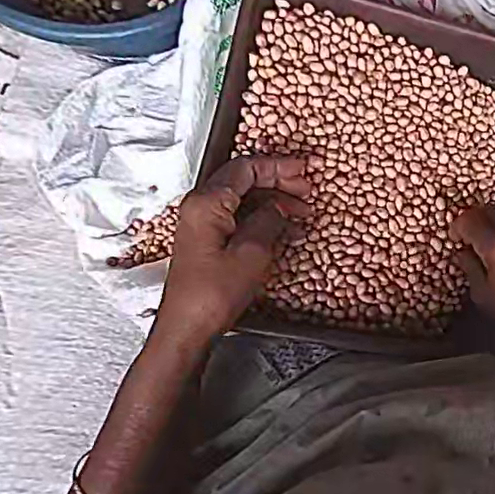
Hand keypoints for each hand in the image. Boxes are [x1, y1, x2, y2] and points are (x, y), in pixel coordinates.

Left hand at [155, 156, 312, 342]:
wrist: (187, 326)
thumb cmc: (213, 294)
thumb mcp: (252, 253)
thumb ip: (269, 220)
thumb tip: (279, 206)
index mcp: (207, 203)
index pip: (246, 168)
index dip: (279, 167)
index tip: (304, 169)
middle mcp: (200, 207)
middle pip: (244, 180)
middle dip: (279, 181)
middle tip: (307, 189)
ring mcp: (202, 223)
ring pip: (243, 198)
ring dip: (274, 201)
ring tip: (302, 212)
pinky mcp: (207, 240)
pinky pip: (239, 216)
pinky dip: (263, 217)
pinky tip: (284, 229)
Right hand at [451, 205, 494, 347]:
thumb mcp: (483, 295)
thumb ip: (470, 268)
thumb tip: (461, 252)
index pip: (469, 221)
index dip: (457, 226)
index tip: (453, 237)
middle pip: (488, 210)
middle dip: (473, 219)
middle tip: (465, 235)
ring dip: (490, 223)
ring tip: (483, 243)